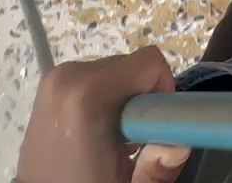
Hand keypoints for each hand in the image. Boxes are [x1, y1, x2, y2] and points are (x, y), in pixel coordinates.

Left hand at [16, 46, 191, 182]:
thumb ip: (158, 168)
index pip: (149, 62)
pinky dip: (106, 98)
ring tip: (111, 140)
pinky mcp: (51, 84)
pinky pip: (97, 77)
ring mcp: (56, 78)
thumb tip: (181, 143)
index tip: (153, 130)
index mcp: (87, 95)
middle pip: (132, 67)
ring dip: (124, 100)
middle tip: (132, 141)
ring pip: (116, 72)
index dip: (162, 93)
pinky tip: (96, 132)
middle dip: (141, 100)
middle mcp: (68, 76)